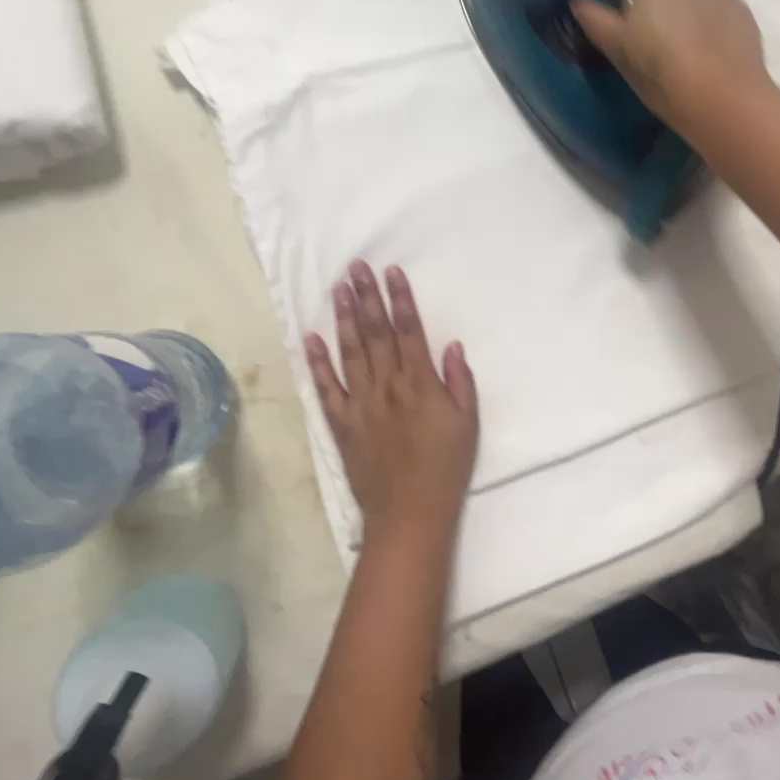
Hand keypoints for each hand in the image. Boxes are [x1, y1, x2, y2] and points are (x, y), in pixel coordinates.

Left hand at [305, 262, 477, 534]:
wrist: (409, 512)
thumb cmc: (446, 467)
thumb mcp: (468, 424)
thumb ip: (459, 382)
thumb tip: (451, 345)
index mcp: (420, 384)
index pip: (409, 331)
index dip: (400, 300)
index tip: (392, 272)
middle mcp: (387, 386)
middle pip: (376, 333)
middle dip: (368, 297)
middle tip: (356, 267)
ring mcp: (361, 403)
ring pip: (350, 352)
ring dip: (345, 318)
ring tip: (339, 289)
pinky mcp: (342, 423)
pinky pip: (326, 388)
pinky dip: (317, 362)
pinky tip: (311, 337)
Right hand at [570, 0, 774, 128]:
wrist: (725, 98)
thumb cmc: (662, 72)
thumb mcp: (619, 50)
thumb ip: (597, 19)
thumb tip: (578, 0)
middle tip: (654, 37)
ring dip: (689, 10)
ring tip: (685, 51)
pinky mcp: (744, 14)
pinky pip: (720, 10)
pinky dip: (713, 24)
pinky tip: (710, 56)